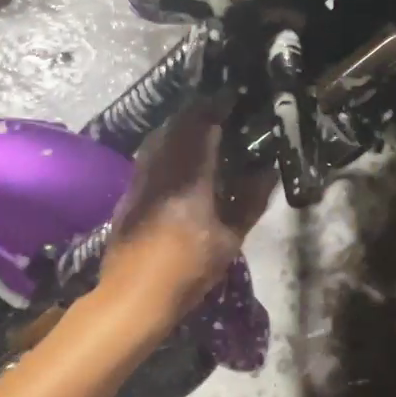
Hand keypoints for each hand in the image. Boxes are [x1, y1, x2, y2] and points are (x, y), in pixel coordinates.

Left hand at [96, 99, 274, 317]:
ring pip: (159, 137)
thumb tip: (267, 171)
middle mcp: (160, 168)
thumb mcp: (229, 240)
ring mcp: (139, 178)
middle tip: (220, 111)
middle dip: (198, 112)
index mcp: (189, 176)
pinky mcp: (128, 192)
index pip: (202, 125)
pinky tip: (178, 159)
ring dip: (180, 127)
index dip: (218, 106)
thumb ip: (250, 201)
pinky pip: (148, 154)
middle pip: (177, 124)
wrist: (132, 298)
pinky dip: (166, 145)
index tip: (234, 98)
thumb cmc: (186, 271)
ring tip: (201, 130)